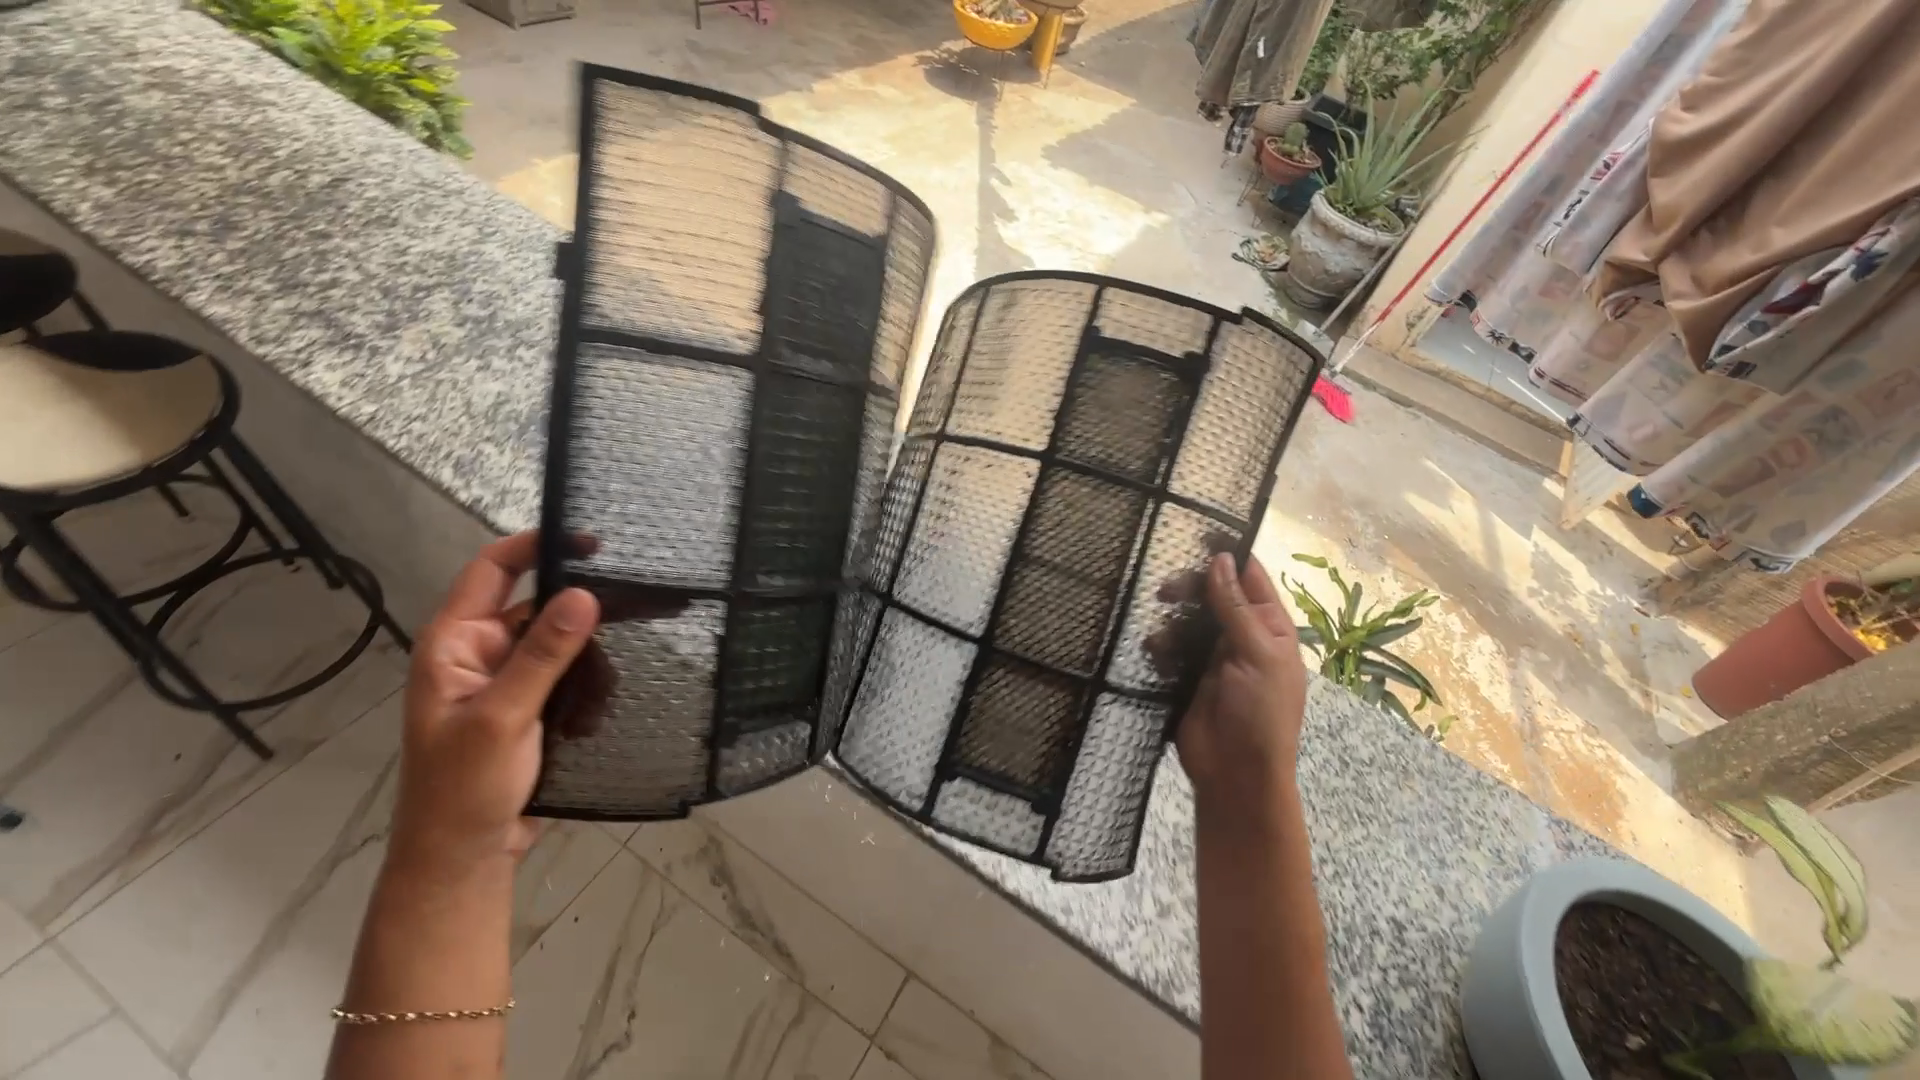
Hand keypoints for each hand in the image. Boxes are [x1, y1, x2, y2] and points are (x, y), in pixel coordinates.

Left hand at [392, 531, 602, 874]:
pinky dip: (588, 682)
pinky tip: (603, 702)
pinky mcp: (529, 707)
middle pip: (534, 606)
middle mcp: (480, 652)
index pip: (493, 571)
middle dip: (578, 608)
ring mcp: (506, 681)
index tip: (592, 541)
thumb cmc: (463, 788)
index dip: (535, 546)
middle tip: (632, 603)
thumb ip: (543, 654)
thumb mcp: (503, 716)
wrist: (463, 858)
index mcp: (454, 643)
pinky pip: (566, 675)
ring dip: (587, 655)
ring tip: (616, 670)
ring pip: (558, 643)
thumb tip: (583, 594)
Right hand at [1174, 553, 1309, 815]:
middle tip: (1164, 592)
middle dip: (1189, 590)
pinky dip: (1160, 649)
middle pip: (1212, 595)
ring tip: (1159, 641)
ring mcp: (1213, 658)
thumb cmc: (1261, 714)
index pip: (1250, 579)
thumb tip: (1220, 559)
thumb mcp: (1257, 654)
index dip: (1227, 557)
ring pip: (1186, 621)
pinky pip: (1170, 650)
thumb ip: (1235, 607)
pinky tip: (1155, 657)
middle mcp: (1242, 637)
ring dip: (1171, 625)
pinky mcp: (1187, 677)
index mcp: (1270, 628)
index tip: (1197, 536)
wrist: (1236, 775)